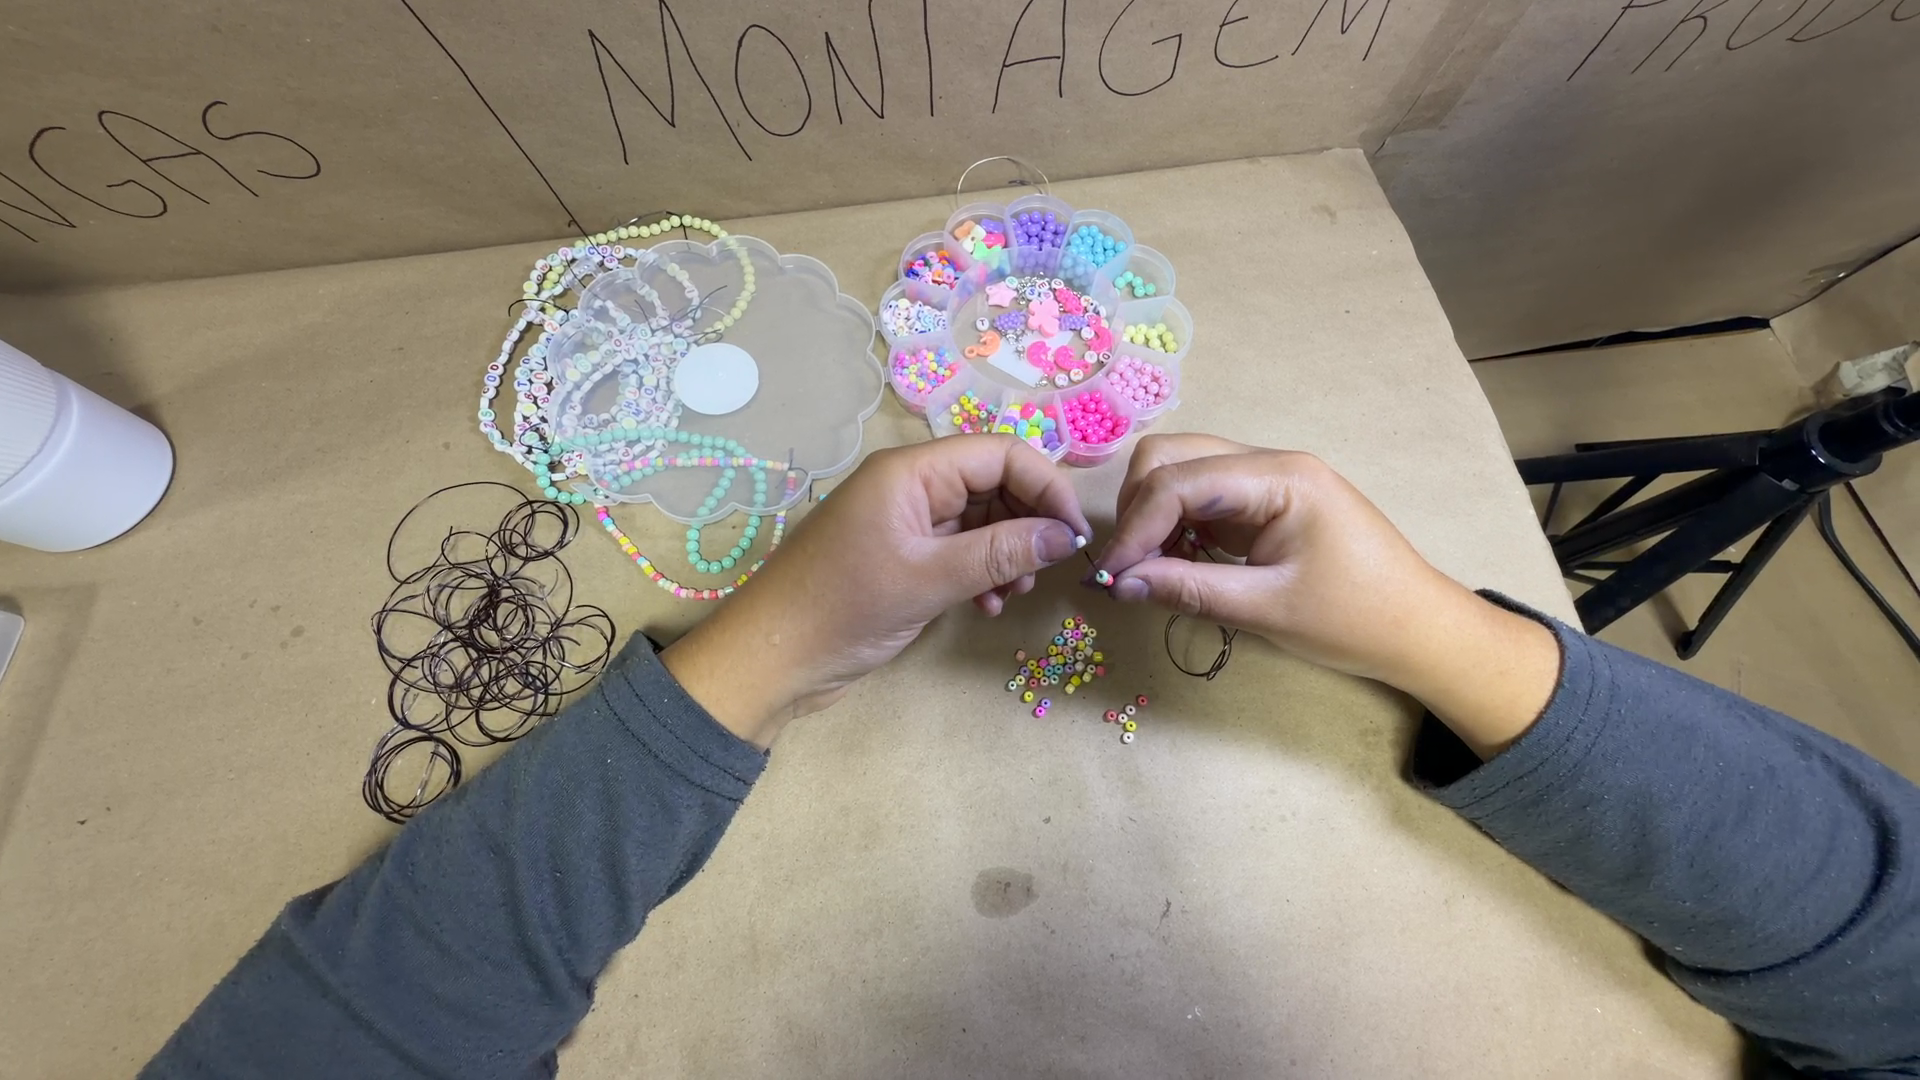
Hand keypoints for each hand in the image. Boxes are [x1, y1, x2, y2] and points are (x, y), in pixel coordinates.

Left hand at [664, 436, 1090, 746]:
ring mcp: (907, 520)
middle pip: (994, 484)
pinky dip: (981, 572)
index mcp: (912, 471)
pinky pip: (959, 549)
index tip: (1075, 535)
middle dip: (1027, 525)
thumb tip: (1066, 536)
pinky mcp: (903, 554)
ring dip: (1006, 554)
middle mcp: (912, 485)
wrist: (772, 658)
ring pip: (981, 520)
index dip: (1046, 487)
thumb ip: (1002, 552)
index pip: (1001, 454)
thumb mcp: (930, 578)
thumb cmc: (844, 608)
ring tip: (1010, 593)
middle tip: (1042, 571)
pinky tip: (985, 604)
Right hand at [1095, 434, 1558, 757]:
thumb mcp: (1267, 609)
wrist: (1418, 629)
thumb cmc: (1355, 620)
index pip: (1179, 482)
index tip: (1111, 576)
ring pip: (1177, 468)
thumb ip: (1187, 589)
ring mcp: (1263, 477)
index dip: (1136, 528)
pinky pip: (1195, 494)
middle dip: (1137, 508)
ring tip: (1151, 566)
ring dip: (1150, 512)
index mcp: (1280, 478)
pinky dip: (1171, 523)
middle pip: (1170, 456)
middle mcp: (1268, 462)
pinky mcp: (1257, 499)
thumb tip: (1117, 584)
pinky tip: (1176, 561)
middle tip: (1129, 567)